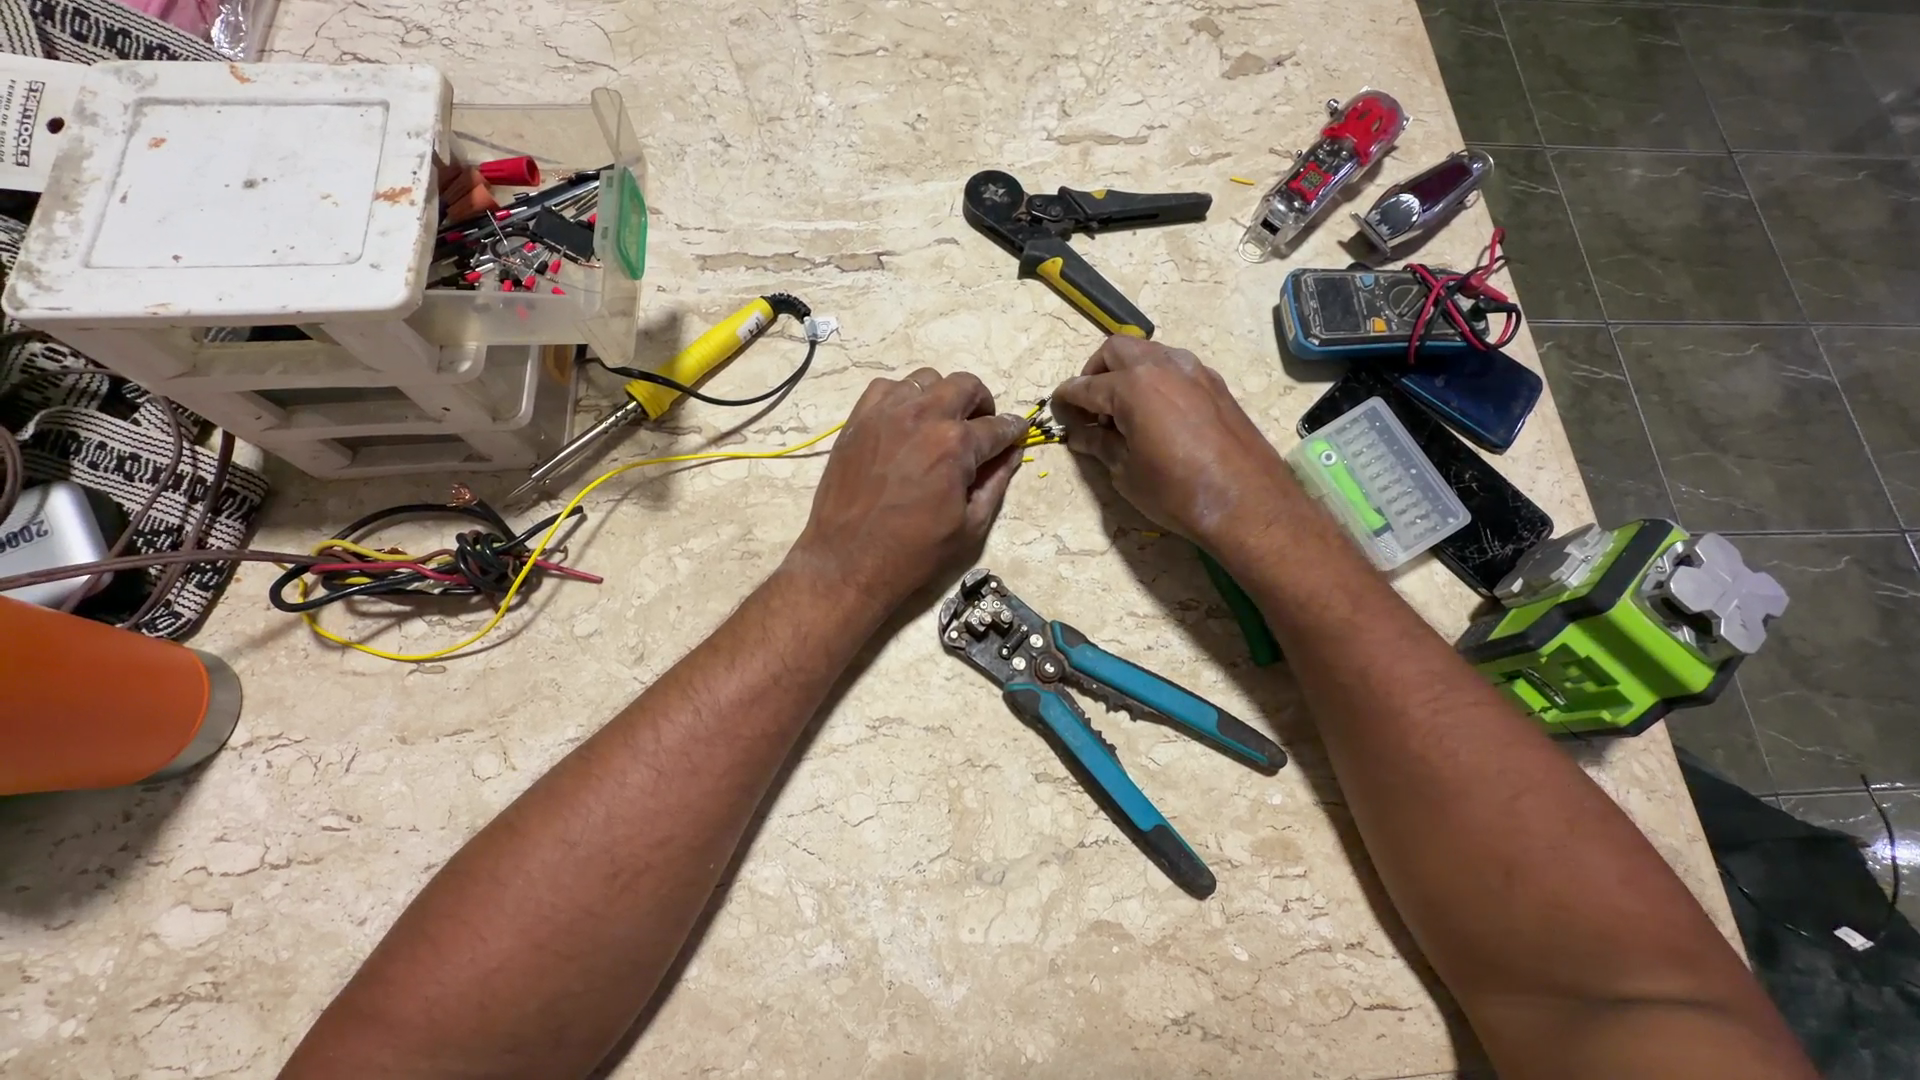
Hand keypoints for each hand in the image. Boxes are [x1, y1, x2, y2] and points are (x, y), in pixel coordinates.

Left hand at [788, 368, 1025, 611]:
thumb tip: (1012, 454)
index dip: (1013, 430)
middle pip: (965, 386)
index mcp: (956, 445)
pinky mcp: (859, 419)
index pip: (997, 427)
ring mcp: (887, 413)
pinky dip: (903, 398)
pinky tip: (905, 422)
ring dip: (942, 397)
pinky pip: (887, 388)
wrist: (848, 561)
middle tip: (980, 427)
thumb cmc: (913, 552)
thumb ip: (996, 482)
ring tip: (940, 424)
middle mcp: (924, 417)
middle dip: (981, 404)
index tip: (1018, 431)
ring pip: (927, 380)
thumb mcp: (970, 526)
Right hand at [1051, 336, 1295, 548]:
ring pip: (1149, 353)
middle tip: (1091, 406)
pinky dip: (1156, 379)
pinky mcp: (1215, 384)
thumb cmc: (1177, 492)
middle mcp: (1163, 366)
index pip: (1087, 386)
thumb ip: (1100, 445)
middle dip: (1095, 372)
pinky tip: (1156, 414)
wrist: (1247, 502)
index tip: (1058, 410)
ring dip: (1128, 371)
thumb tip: (1079, 433)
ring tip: (1124, 411)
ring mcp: (1194, 371)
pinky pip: (1175, 367)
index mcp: (1133, 386)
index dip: (1067, 399)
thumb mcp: (1126, 472)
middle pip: (1116, 350)